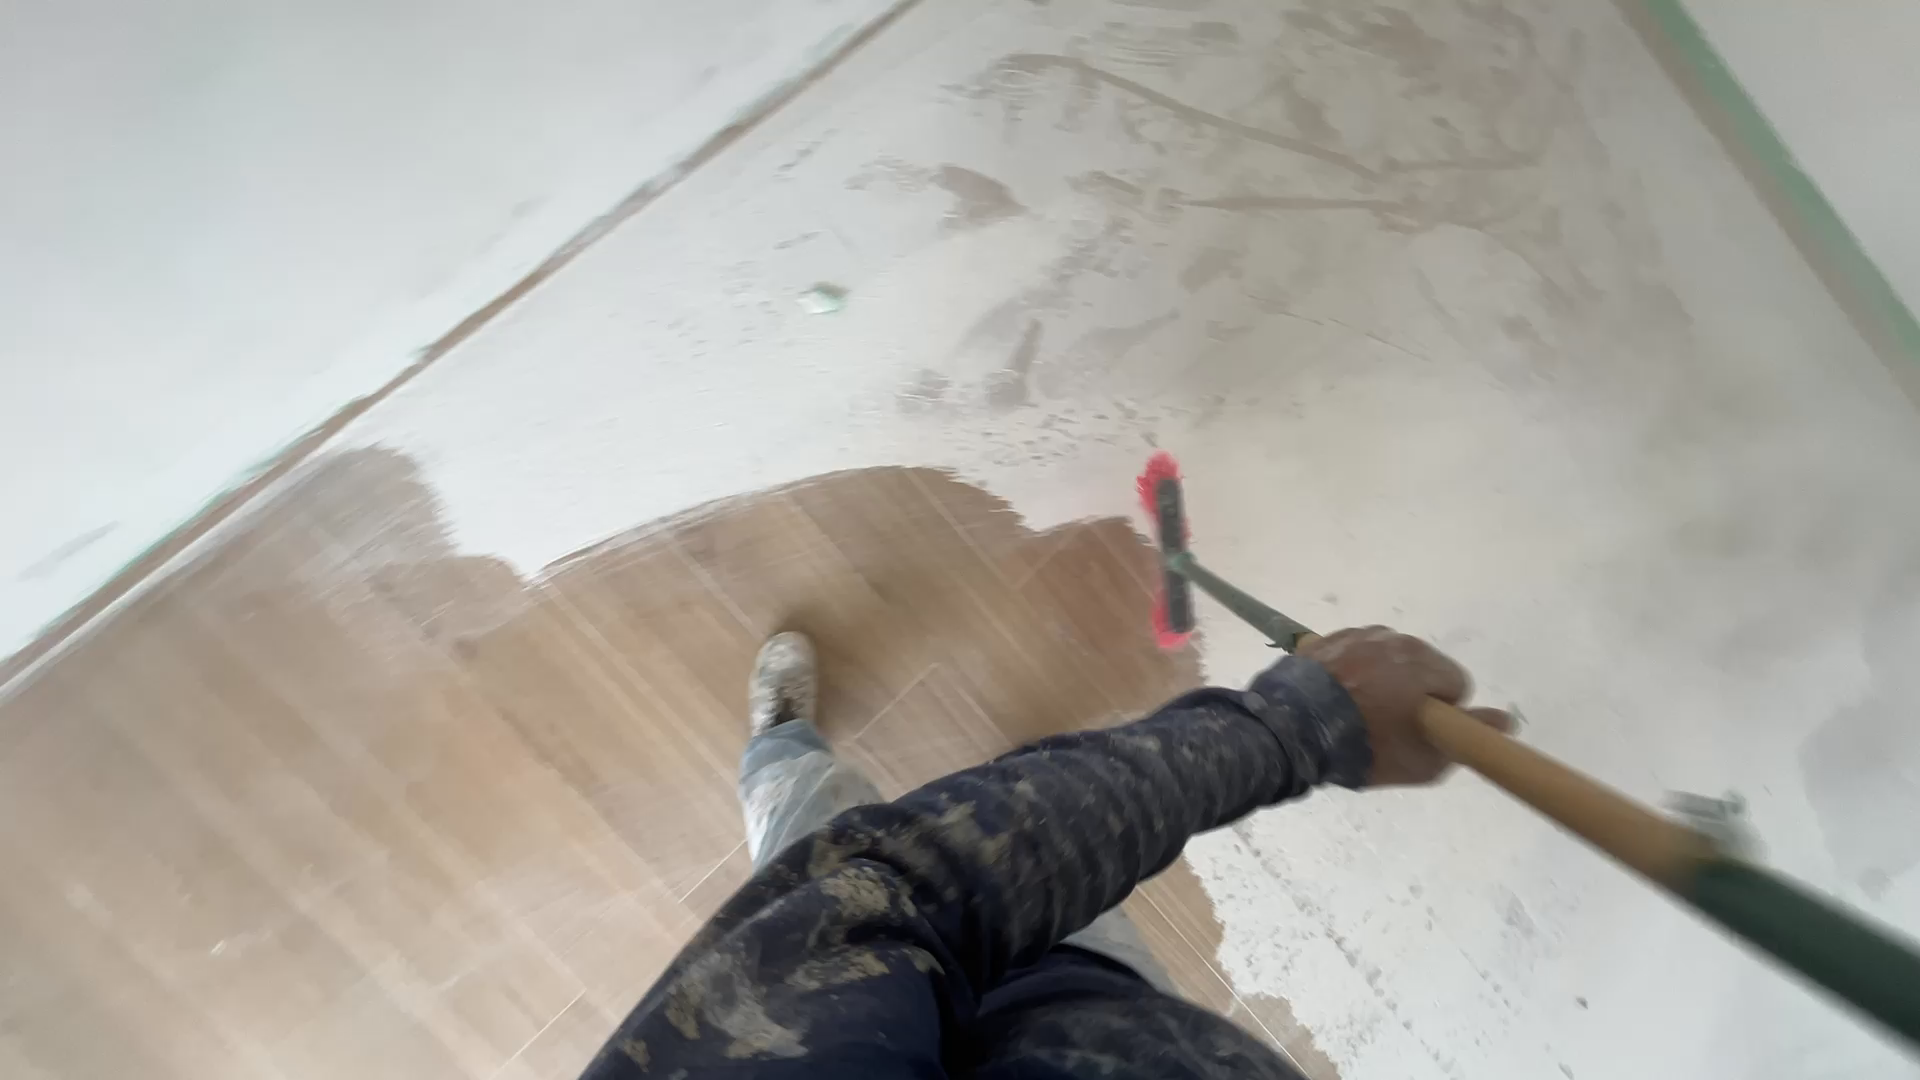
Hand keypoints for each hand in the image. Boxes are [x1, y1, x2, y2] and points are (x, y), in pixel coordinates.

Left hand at [1300, 626, 1512, 786]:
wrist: (1290, 729)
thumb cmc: (1365, 746)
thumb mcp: (1426, 758)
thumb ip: (1471, 737)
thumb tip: (1504, 720)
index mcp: (1421, 661)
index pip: (1454, 683)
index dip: (1442, 711)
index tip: (1417, 730)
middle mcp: (1389, 638)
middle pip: (1419, 665)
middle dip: (1411, 690)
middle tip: (1385, 722)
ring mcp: (1351, 635)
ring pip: (1383, 658)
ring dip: (1379, 678)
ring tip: (1356, 710)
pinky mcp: (1320, 641)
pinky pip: (1350, 655)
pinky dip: (1349, 671)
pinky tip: (1334, 696)